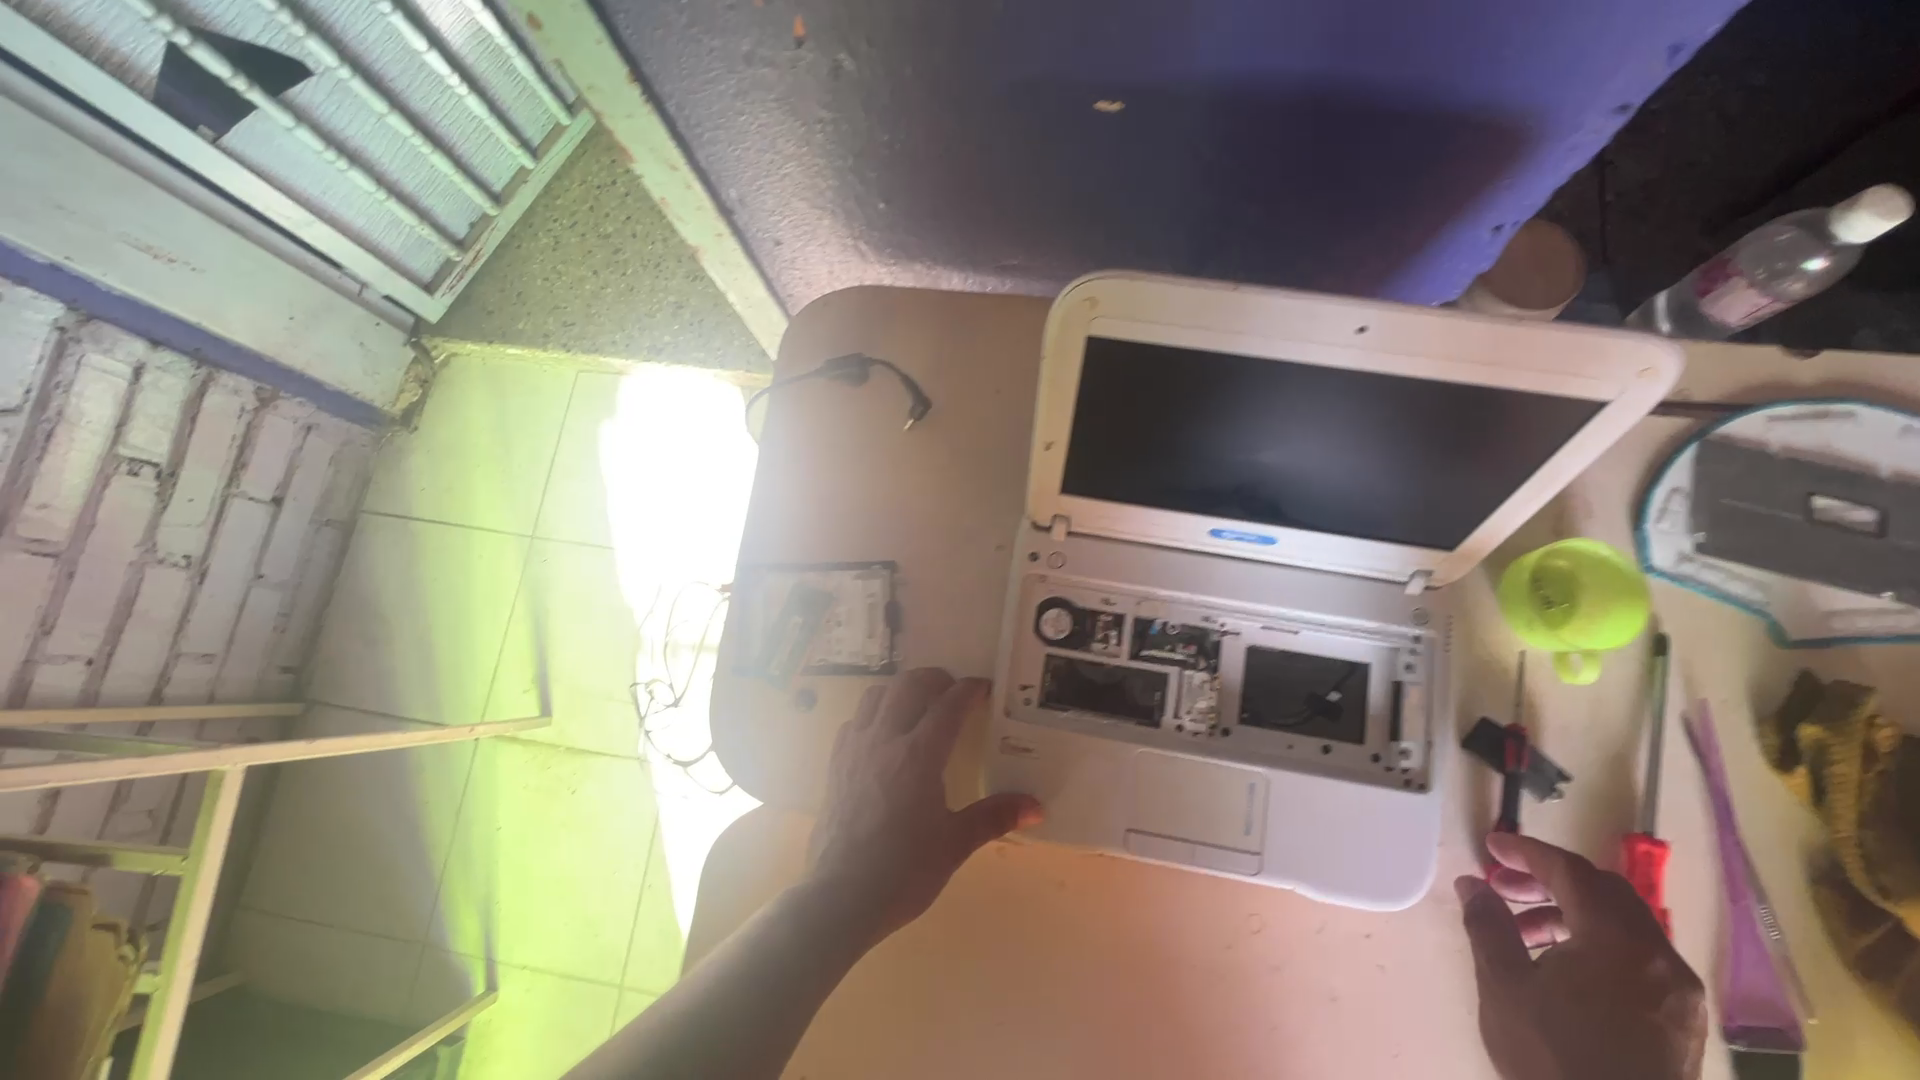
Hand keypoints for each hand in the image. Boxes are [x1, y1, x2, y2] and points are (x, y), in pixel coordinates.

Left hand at [806, 669, 1043, 947]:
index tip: (985, 689)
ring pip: (876, 696)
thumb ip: (994, 817)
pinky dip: (873, 715)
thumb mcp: (955, 844)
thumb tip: (1036, 806)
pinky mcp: (834, 765)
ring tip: (918, 705)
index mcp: (919, 755)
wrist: (841, 897)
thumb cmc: (904, 871)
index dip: (969, 691)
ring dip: (900, 690)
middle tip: (953, 691)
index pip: (949, 705)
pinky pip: (854, 721)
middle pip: (908, 685)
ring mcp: (854, 750)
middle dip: (934, 679)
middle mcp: (884, 740)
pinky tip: (884, 736)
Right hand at [1457, 833, 1706, 1079]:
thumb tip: (1474, 884)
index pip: (1572, 871)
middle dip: (1550, 881)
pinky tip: (1563, 970)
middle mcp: (1660, 957)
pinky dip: (1598, 944)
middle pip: (1605, 892)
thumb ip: (1488, 924)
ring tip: (1525, 935)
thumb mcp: (1503, 985)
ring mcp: (1679, 992)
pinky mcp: (1682, 1020)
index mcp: (1618, 940)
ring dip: (1572, 914)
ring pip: (1624, 926)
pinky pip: (1639, 958)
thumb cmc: (1552, 1056)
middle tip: (1504, 889)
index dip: (1528, 852)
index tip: (1492, 847)